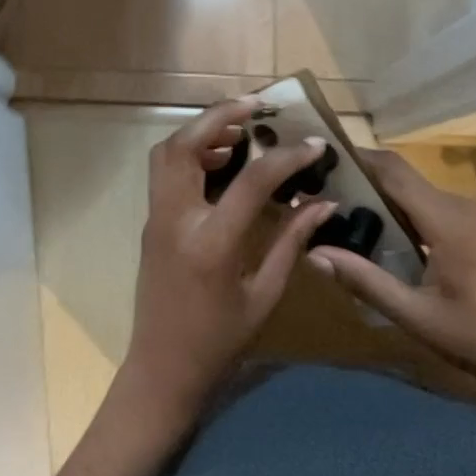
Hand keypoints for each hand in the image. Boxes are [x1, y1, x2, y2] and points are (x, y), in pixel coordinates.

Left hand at [125, 97, 340, 408]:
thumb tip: (324, 203)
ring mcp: (156, 217)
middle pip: (184, 146)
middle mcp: (176, 219)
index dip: (286, 158)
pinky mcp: (151, 221)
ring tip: (242, 129)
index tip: (315, 144)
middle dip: (219, 116)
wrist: (162, 368)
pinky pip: (165, 171)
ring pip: (166, 152)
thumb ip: (291, 243)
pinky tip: (222, 161)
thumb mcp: (264, 295)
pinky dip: (190, 152)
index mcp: (210, 243)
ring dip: (201, 130)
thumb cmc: (220, 340)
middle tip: (257, 106)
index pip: (249, 182)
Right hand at [307, 149, 475, 400]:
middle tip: (321, 194)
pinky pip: (431, 204)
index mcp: (445, 219)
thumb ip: (365, 281)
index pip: (391, 169)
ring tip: (343, 213)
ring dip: (381, 196)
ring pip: (415, 190)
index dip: (354, 159)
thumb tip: (313, 252)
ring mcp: (473, 213)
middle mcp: (459, 204)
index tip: (318, 163)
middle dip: (361, 180)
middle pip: (400, 175)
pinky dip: (402, 210)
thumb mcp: (416, 316)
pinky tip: (384, 235)